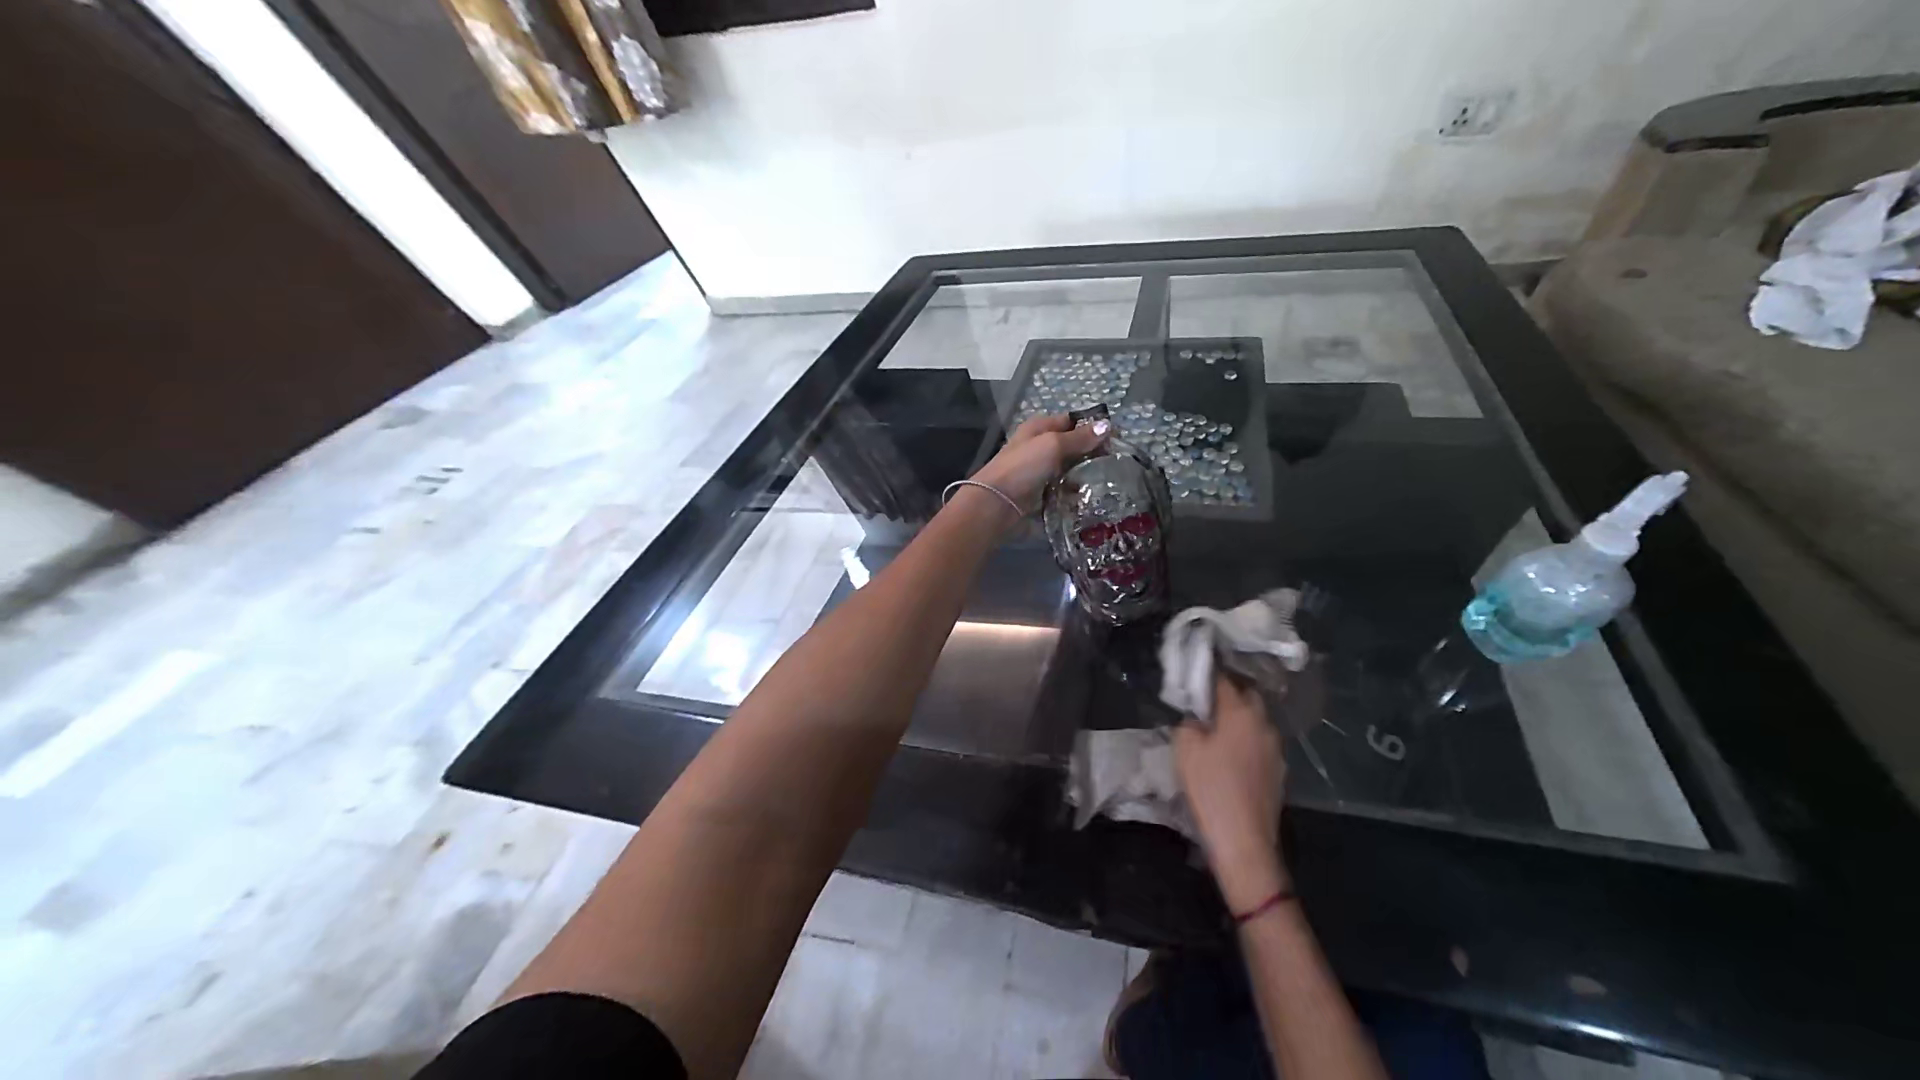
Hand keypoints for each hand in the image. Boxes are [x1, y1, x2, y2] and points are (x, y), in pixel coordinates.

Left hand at [970, 413, 1107, 512]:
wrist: (996, 505)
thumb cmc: (1023, 468)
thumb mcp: (1053, 445)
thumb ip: (1080, 437)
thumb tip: (1107, 425)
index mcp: (1039, 428)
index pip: (1072, 421)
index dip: (1093, 428)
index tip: (1117, 440)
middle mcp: (1038, 447)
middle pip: (1072, 446)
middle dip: (1092, 453)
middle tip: (1119, 464)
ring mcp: (1039, 472)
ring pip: (1069, 470)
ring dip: (1086, 475)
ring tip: (1111, 482)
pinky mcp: (1040, 494)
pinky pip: (1064, 490)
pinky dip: (1075, 492)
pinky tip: (1092, 497)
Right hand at [1175, 673, 1289, 911]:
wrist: (1244, 840)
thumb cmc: (1210, 788)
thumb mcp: (1185, 748)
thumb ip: (1188, 722)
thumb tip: (1195, 715)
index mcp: (1241, 712)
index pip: (1223, 679)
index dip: (1206, 673)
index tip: (1192, 672)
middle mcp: (1264, 723)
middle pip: (1246, 696)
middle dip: (1226, 693)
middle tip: (1202, 700)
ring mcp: (1276, 748)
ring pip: (1255, 720)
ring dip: (1237, 718)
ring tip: (1214, 728)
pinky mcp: (1278, 770)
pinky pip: (1259, 742)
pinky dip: (1245, 740)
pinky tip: (1229, 754)